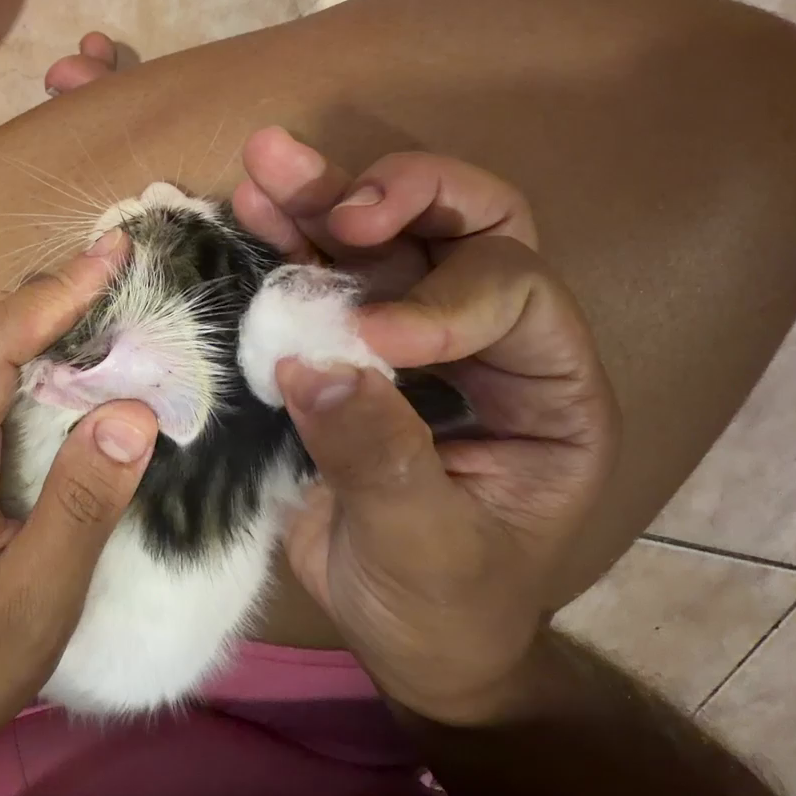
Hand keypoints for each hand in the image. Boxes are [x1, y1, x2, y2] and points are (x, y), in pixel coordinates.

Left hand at [0, 231, 158, 795]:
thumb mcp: (33, 599)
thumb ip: (80, 504)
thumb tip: (132, 411)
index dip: (53, 294)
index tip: (114, 257)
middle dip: (50, 289)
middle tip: (124, 271)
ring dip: (41, 314)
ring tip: (110, 300)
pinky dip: (34, 350)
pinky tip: (77, 359)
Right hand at [235, 131, 618, 725]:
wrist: (403, 633)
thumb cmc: (445, 604)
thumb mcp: (428, 548)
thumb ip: (383, 459)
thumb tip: (315, 365)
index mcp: (549, 390)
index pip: (515, 296)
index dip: (442, 302)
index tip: (365, 340)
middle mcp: (487, 341)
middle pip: (468, 226)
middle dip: (405, 198)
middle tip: (346, 206)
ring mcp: (407, 334)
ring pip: (380, 237)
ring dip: (323, 196)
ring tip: (265, 161)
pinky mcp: (338, 343)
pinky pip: (316, 273)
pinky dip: (282, 236)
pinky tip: (246, 204)